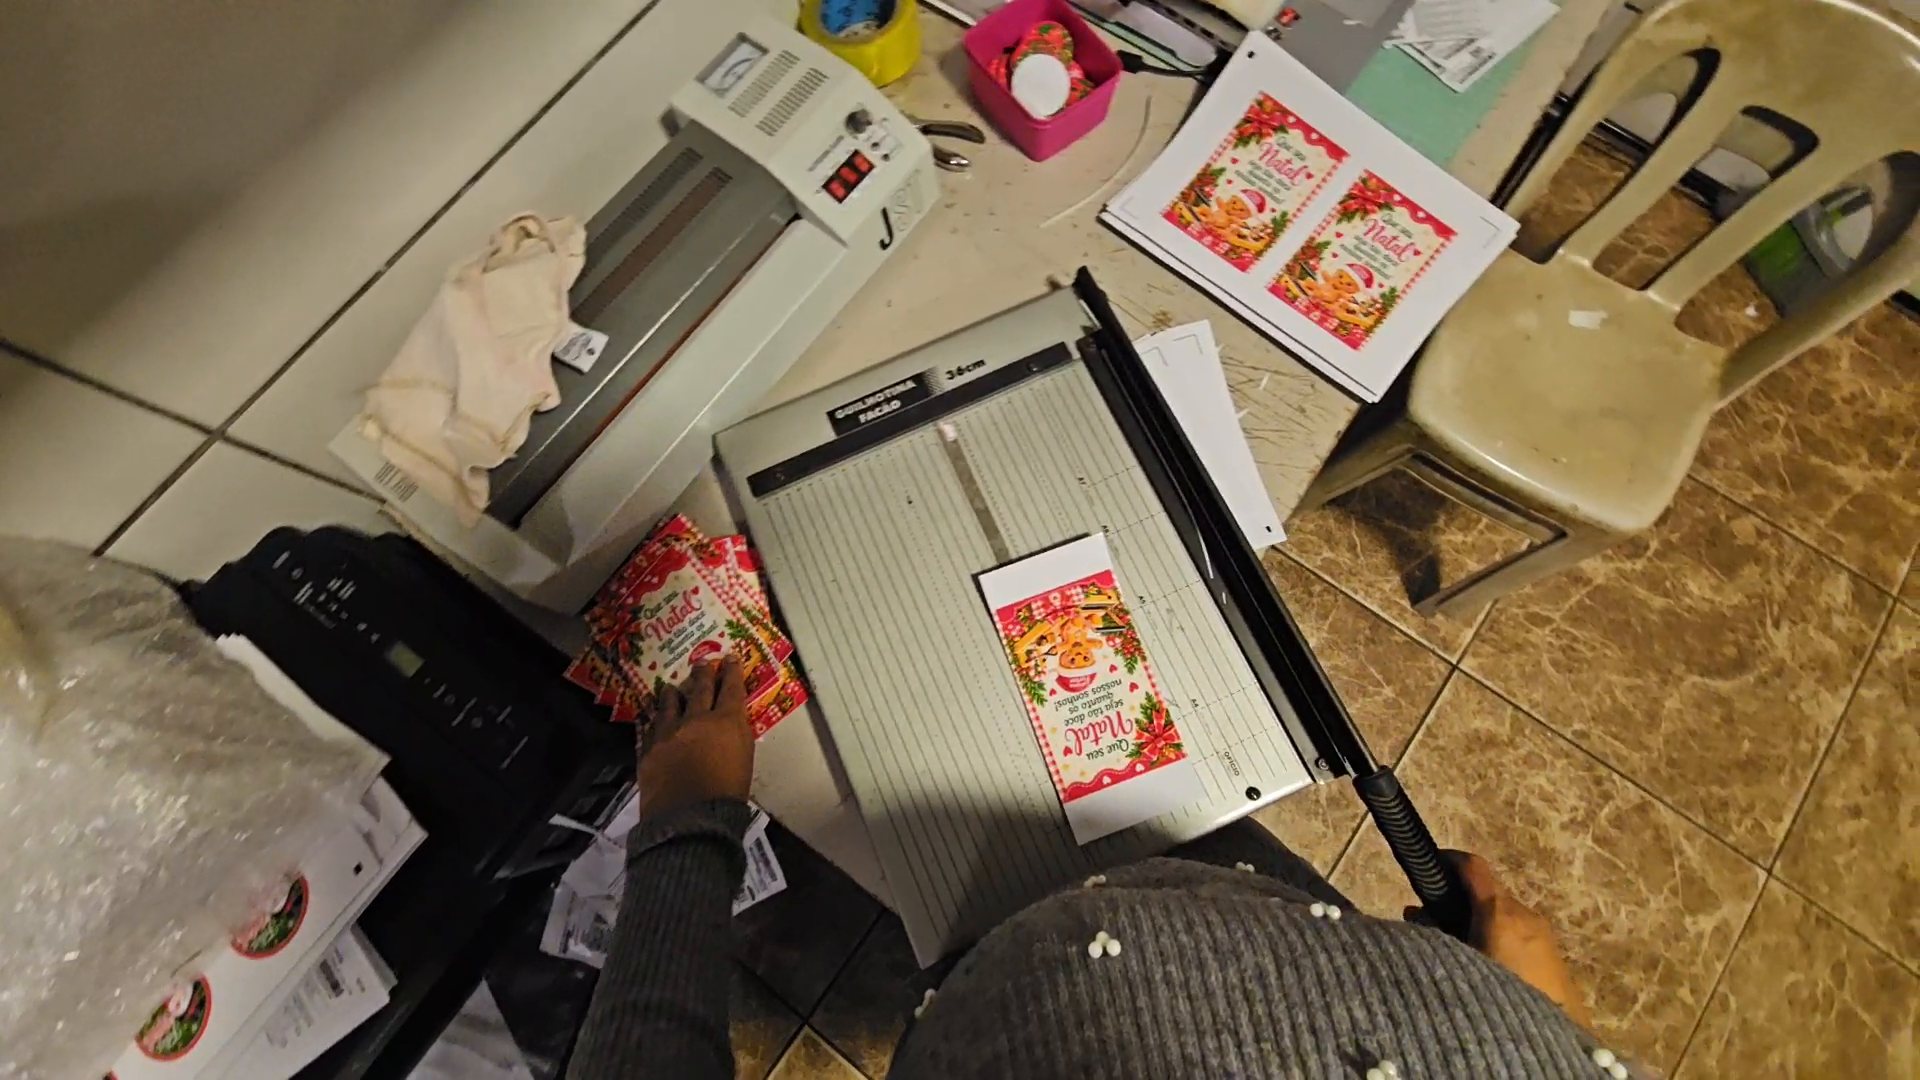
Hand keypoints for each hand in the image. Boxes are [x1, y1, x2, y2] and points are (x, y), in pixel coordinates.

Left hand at [636, 659, 753, 821]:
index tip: (730, 659)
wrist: (691, 818)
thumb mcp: (745, 758)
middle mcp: (697, 719)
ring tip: (671, 687)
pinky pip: (651, 728)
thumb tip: (729, 723)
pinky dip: (654, 720)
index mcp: (727, 721)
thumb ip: (737, 734)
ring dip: (673, 694)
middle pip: (700, 690)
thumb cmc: (728, 792)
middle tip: (703, 663)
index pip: (732, 688)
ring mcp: (669, 733)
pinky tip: (652, 718)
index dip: (732, 671)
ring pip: (670, 705)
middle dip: (703, 674)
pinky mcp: (649, 749)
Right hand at [1410, 851, 1591, 1027]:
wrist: (1555, 1048)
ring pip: (1502, 915)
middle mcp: (1526, 915)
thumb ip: (1434, 933)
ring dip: (1477, 921)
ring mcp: (1546, 938)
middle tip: (1433, 920)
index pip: (1472, 865)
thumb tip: (1415, 912)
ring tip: (1459, 947)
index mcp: (1500, 911)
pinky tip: (1486, 964)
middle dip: (1458, 900)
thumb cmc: (1499, 997)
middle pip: (1486, 892)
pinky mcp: (1557, 959)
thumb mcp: (1456, 963)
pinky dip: (1497, 937)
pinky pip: (1519, 934)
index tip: (1428, 864)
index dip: (1448, 858)